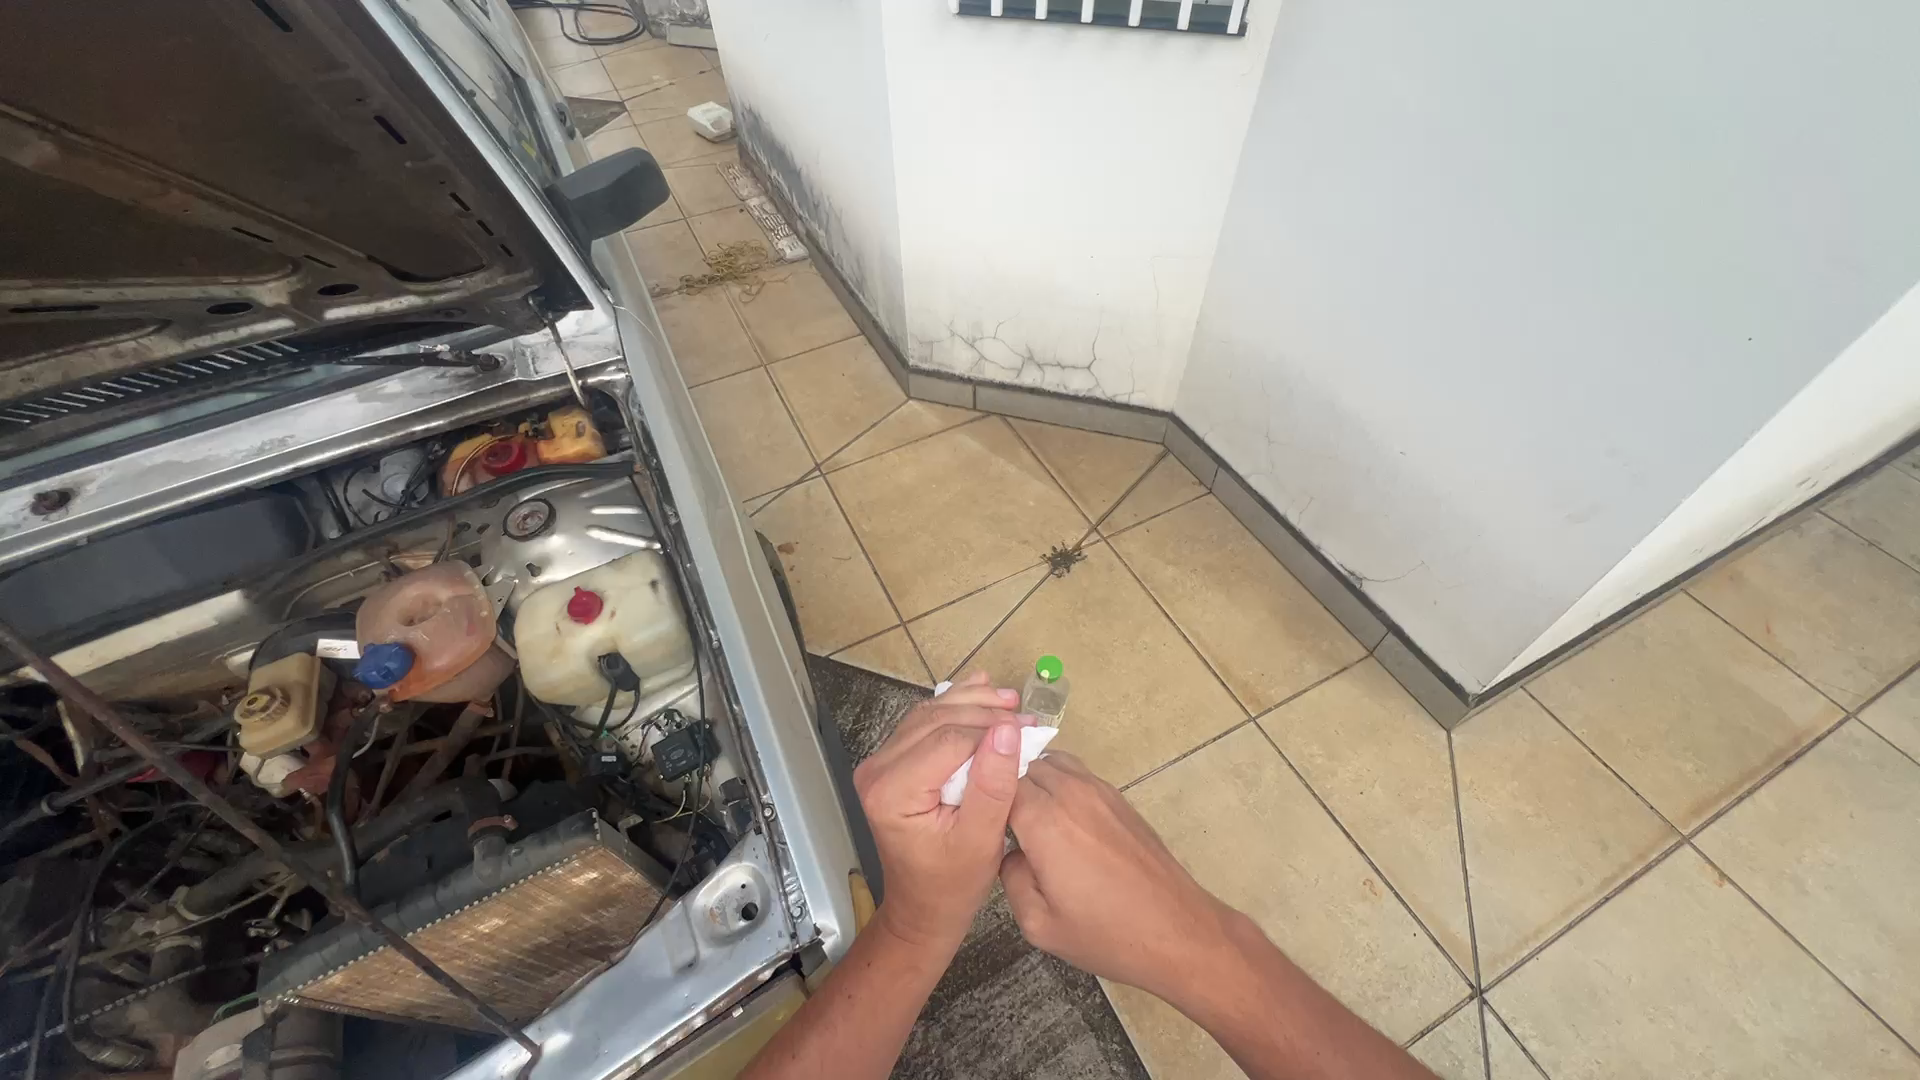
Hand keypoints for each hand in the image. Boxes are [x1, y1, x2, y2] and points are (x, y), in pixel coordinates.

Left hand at [853, 672, 1032, 949]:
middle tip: (1030, 718)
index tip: (1033, 730)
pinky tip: (983, 692)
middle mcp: (877, 768)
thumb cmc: (953, 884)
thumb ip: (993, 784)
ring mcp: (881, 761)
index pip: (949, 740)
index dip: (993, 730)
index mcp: (893, 790)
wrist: (923, 907)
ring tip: (1012, 702)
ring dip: (972, 704)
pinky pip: (925, 722)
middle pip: (938, 720)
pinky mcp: (891, 760)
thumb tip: (1009, 730)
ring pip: (931, 714)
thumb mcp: (981, 840)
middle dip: (986, 714)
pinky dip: (956, 707)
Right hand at [1001, 752, 1245, 1008]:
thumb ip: (1010, 878)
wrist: (1178, 931)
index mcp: (1044, 821)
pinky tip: (1055, 814)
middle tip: (993, 811)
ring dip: (1031, 777)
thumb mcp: (1039, 924)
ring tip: (1022, 809)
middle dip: (1004, 781)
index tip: (971, 811)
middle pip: (1021, 764)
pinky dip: (1057, 781)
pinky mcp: (1116, 796)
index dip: (981, 793)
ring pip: (1050, 761)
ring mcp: (1097, 789)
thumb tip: (1009, 852)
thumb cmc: (1107, 933)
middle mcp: (1069, 793)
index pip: (997, 782)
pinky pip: (1075, 772)